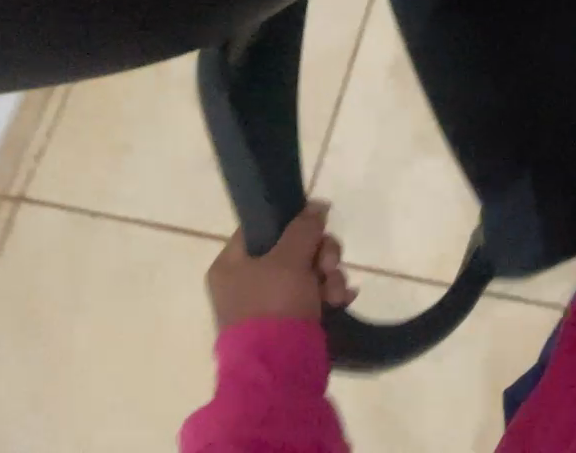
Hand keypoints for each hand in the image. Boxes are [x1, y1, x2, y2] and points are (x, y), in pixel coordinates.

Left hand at [206, 201, 357, 331]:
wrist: (278, 369)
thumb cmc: (275, 305)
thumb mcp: (290, 258)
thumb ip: (304, 227)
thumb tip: (317, 206)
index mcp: (231, 265)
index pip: (262, 227)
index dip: (293, 220)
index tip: (317, 223)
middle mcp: (246, 282)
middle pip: (293, 247)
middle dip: (321, 253)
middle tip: (329, 263)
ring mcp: (268, 303)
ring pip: (309, 270)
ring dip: (330, 276)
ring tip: (336, 293)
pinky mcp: (290, 320)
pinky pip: (316, 294)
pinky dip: (331, 293)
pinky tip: (344, 299)